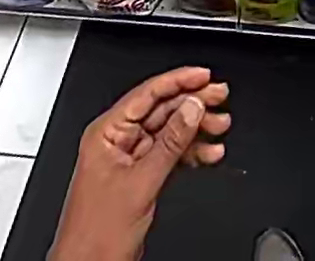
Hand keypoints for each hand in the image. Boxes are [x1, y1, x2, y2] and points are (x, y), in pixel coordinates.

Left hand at [50, 66, 229, 260]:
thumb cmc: (94, 238)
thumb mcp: (140, 183)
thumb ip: (170, 142)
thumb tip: (192, 107)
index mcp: (108, 133)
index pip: (148, 93)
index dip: (179, 80)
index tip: (205, 76)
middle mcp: (118, 141)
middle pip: (162, 109)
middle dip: (193, 104)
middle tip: (220, 96)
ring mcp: (130, 159)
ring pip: (170, 130)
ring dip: (197, 128)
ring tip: (220, 125)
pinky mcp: (141, 176)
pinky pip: (171, 153)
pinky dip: (191, 152)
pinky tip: (209, 152)